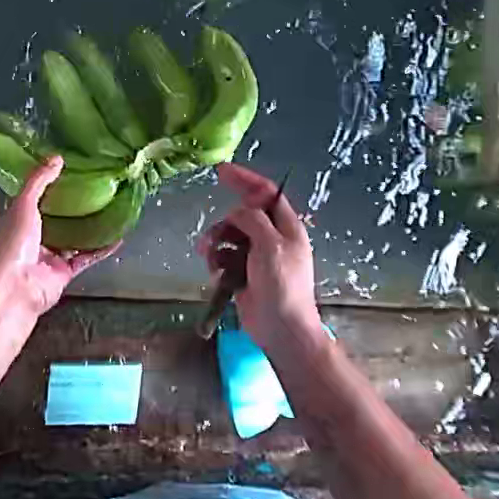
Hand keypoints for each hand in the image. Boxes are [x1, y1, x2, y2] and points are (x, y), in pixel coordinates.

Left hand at [0, 158, 120, 315]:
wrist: (14, 288)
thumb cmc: (13, 244)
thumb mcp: (23, 205)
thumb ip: (39, 182)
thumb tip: (57, 157)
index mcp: (17, 222)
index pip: (34, 201)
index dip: (49, 187)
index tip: (70, 174)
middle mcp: (33, 239)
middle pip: (56, 220)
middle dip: (73, 208)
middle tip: (97, 190)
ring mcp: (49, 257)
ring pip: (73, 239)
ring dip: (90, 228)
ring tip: (111, 211)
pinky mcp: (65, 272)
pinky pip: (87, 257)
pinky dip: (102, 249)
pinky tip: (118, 237)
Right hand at [203, 162, 321, 359]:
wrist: (282, 328)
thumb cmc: (283, 285)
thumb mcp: (270, 246)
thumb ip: (254, 221)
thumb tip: (237, 211)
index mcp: (287, 226)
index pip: (266, 193)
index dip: (246, 180)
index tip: (222, 170)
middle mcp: (274, 237)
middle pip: (244, 216)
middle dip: (225, 223)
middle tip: (212, 237)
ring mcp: (259, 257)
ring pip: (230, 237)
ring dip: (217, 244)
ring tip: (210, 258)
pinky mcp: (245, 274)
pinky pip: (226, 258)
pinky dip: (218, 262)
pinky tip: (216, 274)